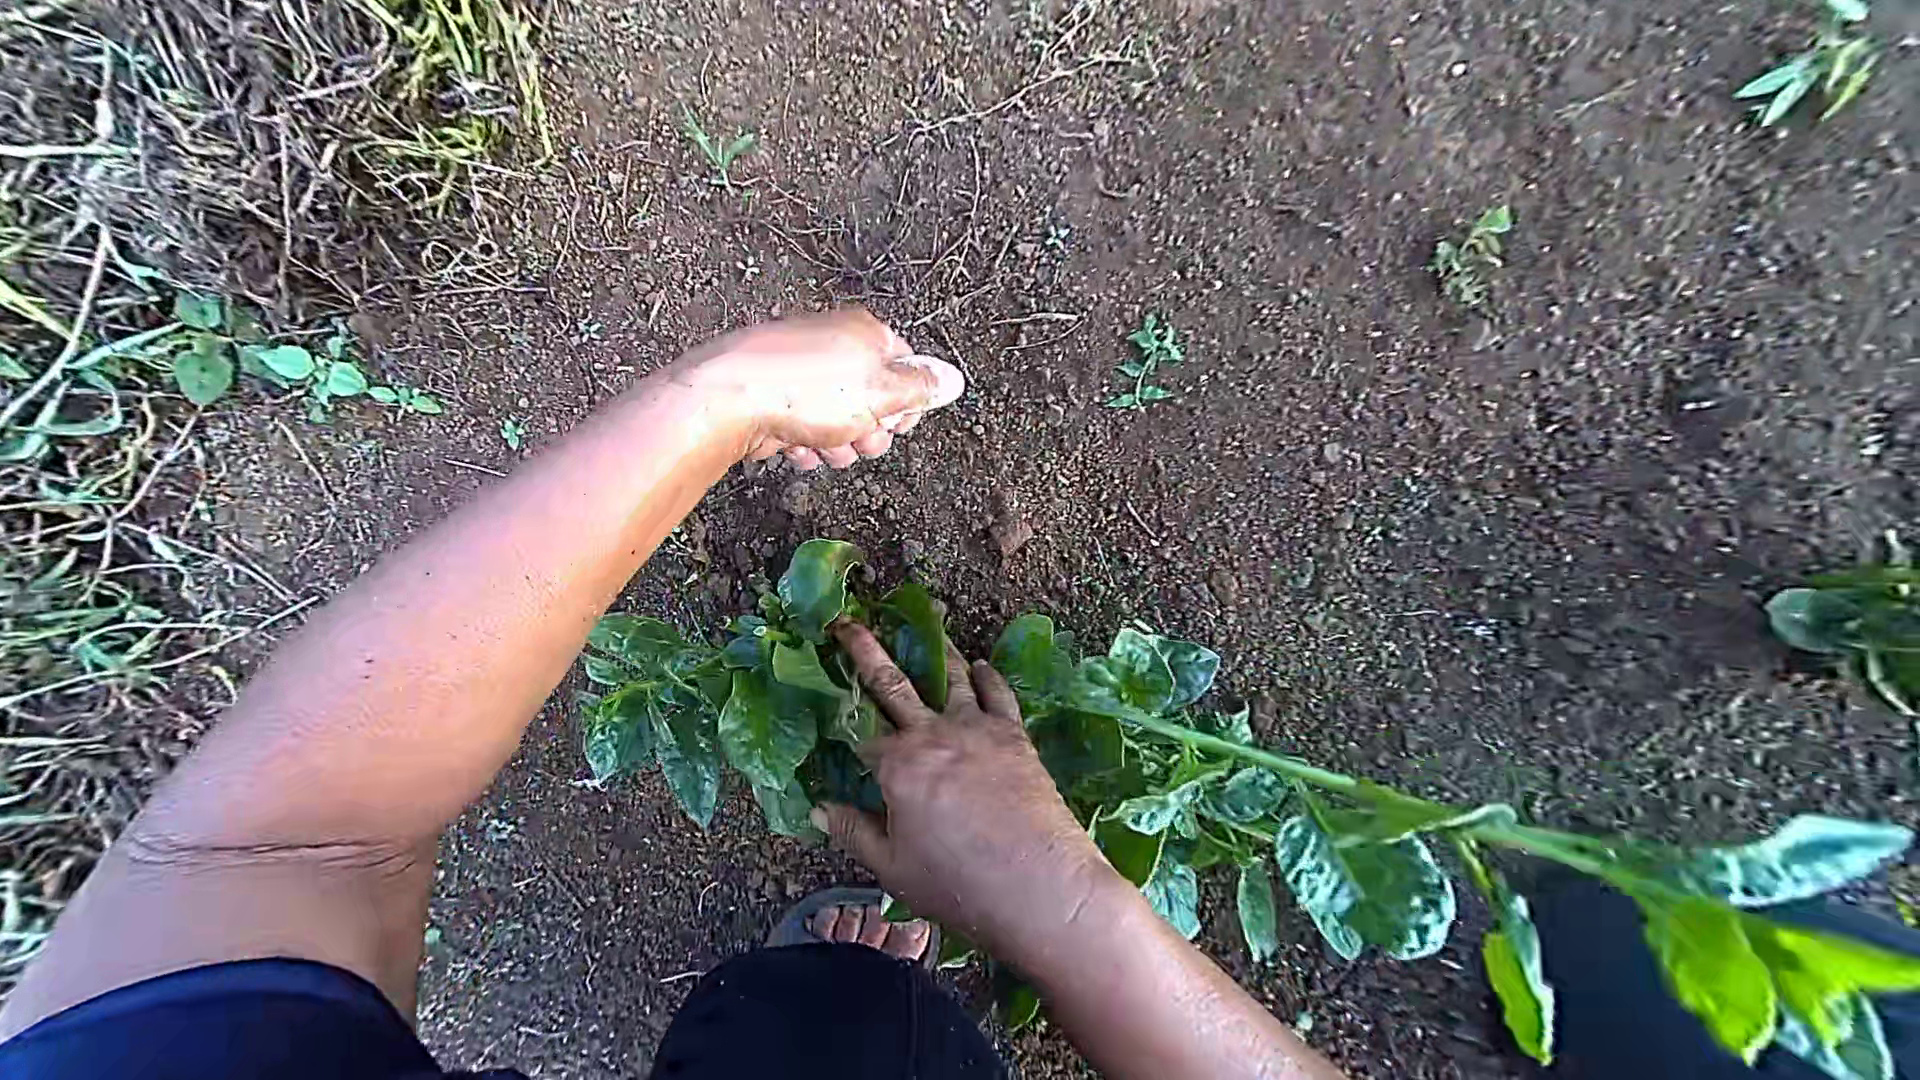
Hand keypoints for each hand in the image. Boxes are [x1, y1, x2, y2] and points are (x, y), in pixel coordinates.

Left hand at [675, 309, 964, 468]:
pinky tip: (796, 447)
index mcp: (864, 334)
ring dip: (839, 444)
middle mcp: (833, 345)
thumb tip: (954, 380)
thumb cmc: (807, 393)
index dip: (907, 406)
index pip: (908, 370)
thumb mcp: (882, 393)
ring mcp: (802, 371)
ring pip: (840, 420)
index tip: (897, 425)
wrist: (728, 402)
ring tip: (825, 446)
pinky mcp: (776, 397)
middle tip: (860, 438)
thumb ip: (923, 388)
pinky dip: (806, 443)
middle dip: (870, 431)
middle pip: (874, 400)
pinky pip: (806, 427)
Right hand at [812, 624, 1134, 966]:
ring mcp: (975, 726)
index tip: (829, 700)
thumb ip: (853, 832)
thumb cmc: (958, 882)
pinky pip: (997, 693)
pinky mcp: (1012, 732)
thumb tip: (817, 807)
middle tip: (848, 622)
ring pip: (950, 676)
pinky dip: (987, 675)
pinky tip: (982, 665)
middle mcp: (932, 733)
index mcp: (898, 765)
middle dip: (865, 650)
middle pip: (892, 683)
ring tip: (927, 623)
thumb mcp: (893, 867)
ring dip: (936, 649)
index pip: (860, 734)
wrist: (1038, 883)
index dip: (842, 718)